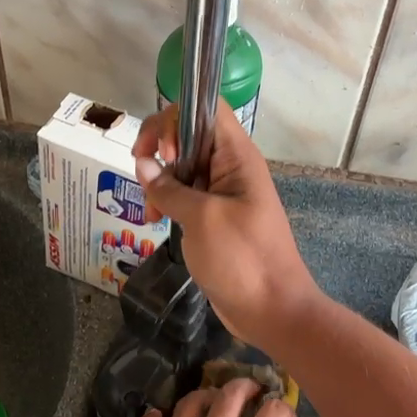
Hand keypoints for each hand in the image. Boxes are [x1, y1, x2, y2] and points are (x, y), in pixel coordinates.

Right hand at [131, 102, 319, 347]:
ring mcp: (221, 193)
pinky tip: (154, 221)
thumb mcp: (202, 219)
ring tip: (150, 212)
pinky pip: (184, 195)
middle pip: (186, 134)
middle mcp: (229, 167)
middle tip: (145, 182)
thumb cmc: (242, 258)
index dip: (175, 118)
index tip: (162, 152)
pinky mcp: (213, 217)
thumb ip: (169, 189)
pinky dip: (165, 202)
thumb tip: (144, 166)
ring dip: (158, 182)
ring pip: (180, 166)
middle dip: (158, 151)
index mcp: (236, 156)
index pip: (205, 107)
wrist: (272, 309)